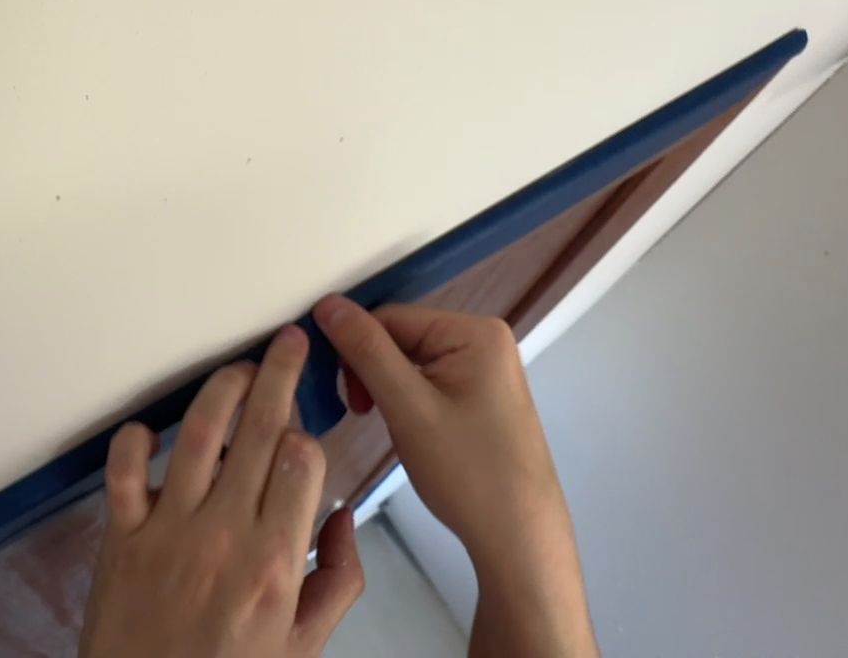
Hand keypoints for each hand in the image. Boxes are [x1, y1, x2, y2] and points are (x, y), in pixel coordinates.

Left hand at [80, 325, 364, 657]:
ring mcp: (168, 530)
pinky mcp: (121, 534)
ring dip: (222, 387)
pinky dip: (134, 438)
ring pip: (198, 432)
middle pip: (257, 427)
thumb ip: (338, 582)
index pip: (300, 460)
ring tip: (240, 369)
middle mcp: (223, 535)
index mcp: (274, 563)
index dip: (307, 434)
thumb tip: (343, 516)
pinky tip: (152, 428)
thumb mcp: (303, 649)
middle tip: (290, 342)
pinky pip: (123, 468)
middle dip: (280, 372)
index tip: (303, 432)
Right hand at [312, 294, 597, 657]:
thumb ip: (366, 350)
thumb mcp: (408, 408)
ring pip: (408, 357)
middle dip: (371, 368)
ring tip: (382, 421)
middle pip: (400, 334)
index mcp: (475, 331)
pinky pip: (426, 377)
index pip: (390, 316)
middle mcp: (483, 338)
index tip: (343, 392)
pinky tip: (402, 424)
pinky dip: (403, 396)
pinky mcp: (479, 392)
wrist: (520, 543)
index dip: (356, 346)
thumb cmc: (468, 474)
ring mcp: (484, 367)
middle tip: (361, 411)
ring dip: (384, 384)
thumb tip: (327, 303)